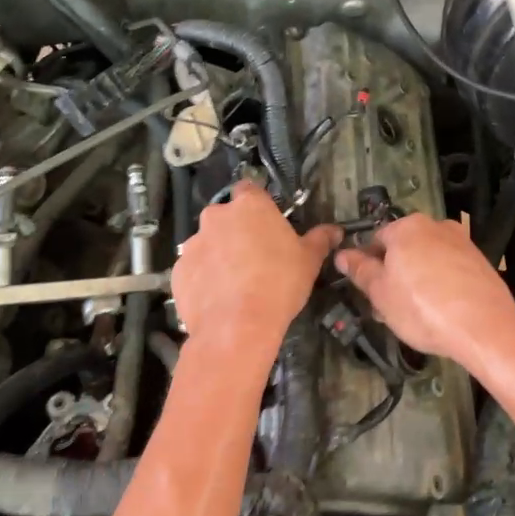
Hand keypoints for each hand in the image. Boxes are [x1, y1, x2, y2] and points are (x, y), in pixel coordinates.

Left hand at [175, 182, 338, 348]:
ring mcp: (194, 243)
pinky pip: (194, 269)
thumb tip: (335, 230)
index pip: (249, 189)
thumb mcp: (308, 261)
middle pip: (226, 216)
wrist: (237, 326)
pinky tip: (218, 298)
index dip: (257, 205)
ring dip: (219, 255)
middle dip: (237, 231)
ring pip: (208, 243)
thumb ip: (320, 240)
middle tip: (254, 256)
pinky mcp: (178, 271)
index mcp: (249, 205)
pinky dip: (203, 278)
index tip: (266, 224)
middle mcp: (217, 216)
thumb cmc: (279, 284)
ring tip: (235, 283)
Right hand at [334, 214, 514, 359]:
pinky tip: (439, 311)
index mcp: (407, 226)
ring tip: (414, 315)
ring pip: (427, 260)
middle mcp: (435, 225)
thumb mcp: (380, 293)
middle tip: (388, 308)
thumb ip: (360, 270)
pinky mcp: (479, 261)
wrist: (484, 327)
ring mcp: (461, 242)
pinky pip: (449, 270)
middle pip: (404, 249)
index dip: (367, 266)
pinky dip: (440, 285)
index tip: (368, 292)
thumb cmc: (422, 307)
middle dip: (393, 274)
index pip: (376, 239)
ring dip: (416, 280)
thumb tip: (342, 254)